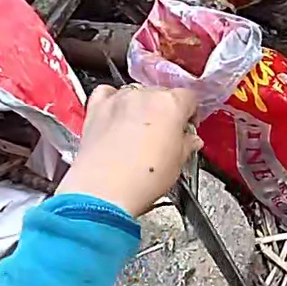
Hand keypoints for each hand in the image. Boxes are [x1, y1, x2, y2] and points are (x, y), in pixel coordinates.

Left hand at [55, 83, 200, 217]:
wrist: (105, 191)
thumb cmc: (142, 178)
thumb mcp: (178, 163)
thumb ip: (187, 144)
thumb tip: (190, 140)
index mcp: (171, 104)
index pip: (189, 98)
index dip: (190, 114)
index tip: (187, 127)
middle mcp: (145, 95)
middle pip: (161, 96)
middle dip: (165, 114)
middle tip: (164, 138)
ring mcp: (118, 100)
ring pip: (136, 95)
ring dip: (140, 109)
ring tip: (139, 135)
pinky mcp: (96, 109)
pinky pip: (107, 95)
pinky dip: (114, 103)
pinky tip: (117, 120)